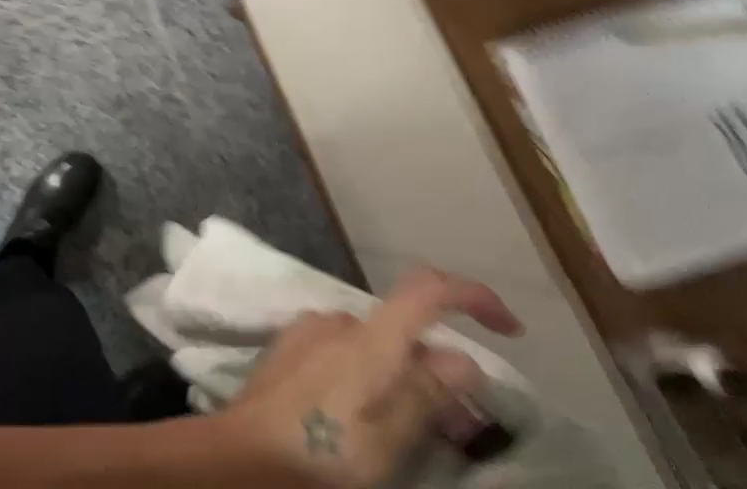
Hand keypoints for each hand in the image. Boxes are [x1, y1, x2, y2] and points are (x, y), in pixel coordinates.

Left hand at [217, 267, 523, 488]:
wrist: (236, 456)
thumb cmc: (318, 453)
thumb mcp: (385, 439)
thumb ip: (426, 394)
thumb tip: (464, 358)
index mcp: (367, 338)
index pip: (427, 289)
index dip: (474, 297)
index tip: (510, 329)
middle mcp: (337, 321)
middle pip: (404, 329)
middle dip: (439, 368)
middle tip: (459, 426)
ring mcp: (307, 331)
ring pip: (373, 345)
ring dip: (402, 377)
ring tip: (413, 431)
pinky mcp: (288, 349)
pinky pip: (343, 353)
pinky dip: (368, 376)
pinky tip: (364, 417)